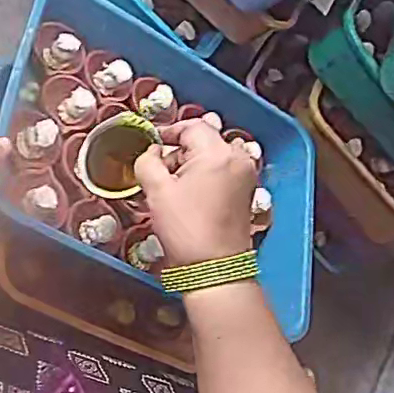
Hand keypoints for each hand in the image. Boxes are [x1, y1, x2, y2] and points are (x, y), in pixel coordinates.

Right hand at [133, 118, 257, 265]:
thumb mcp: (156, 192)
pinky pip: (223, 171)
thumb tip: (152, 151)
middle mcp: (237, 158)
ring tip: (173, 185)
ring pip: (214, 156)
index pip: (191, 127)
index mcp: (217, 153)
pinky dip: (205, 175)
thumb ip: (148, 162)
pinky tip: (189, 195)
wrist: (213, 266)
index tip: (152, 144)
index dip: (168, 132)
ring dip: (192, 164)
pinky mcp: (245, 191)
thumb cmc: (186, 228)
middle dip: (179, 152)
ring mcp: (245, 175)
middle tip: (158, 172)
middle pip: (204, 140)